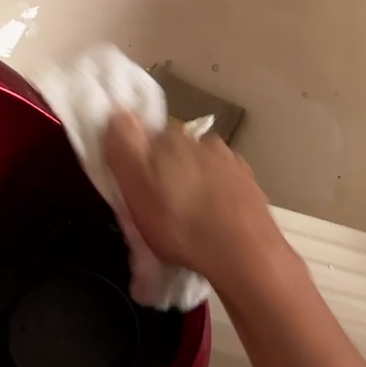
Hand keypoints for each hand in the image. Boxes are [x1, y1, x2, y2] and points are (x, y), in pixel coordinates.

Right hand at [102, 112, 284, 290]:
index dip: (138, 160)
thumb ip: (123, 146)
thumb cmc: (181, 225)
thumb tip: (117, 112)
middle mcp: (204, 141)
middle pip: (174, 152)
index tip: (134, 187)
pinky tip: (212, 221)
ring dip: (192, 184)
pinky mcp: (248, 184)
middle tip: (158, 208)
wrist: (245, 253)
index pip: (146, 136)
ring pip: (200, 167)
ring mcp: (230, 161)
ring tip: (187, 219)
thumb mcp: (136, 187)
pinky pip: (222, 185)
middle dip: (165, 173)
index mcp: (172, 137)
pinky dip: (215, 197)